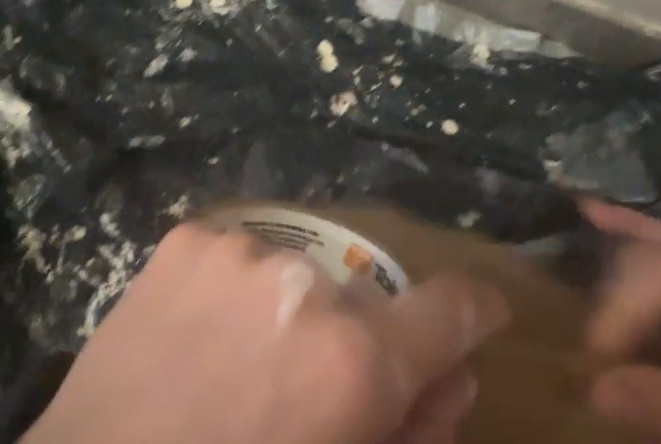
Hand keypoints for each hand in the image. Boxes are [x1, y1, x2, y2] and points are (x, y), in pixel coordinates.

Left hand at [22, 222, 509, 443]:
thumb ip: (416, 431)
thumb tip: (454, 375)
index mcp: (356, 359)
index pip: (452, 306)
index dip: (473, 313)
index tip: (474, 318)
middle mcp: (307, 283)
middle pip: (367, 296)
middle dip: (355, 336)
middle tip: (304, 386)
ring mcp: (241, 250)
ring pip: (301, 272)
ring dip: (291, 309)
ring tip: (243, 359)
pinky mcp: (186, 237)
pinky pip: (241, 254)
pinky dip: (238, 288)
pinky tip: (203, 332)